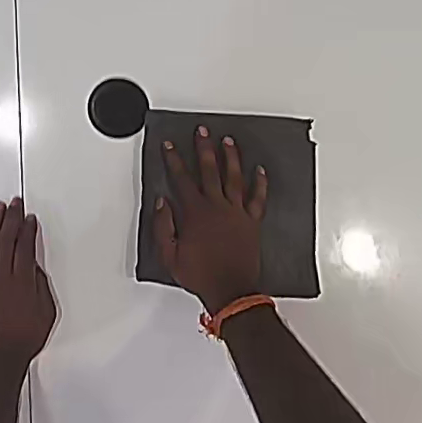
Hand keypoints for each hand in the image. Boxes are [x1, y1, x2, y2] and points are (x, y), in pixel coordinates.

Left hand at [0, 198, 56, 381]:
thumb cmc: (22, 340)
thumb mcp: (46, 312)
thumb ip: (41, 285)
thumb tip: (36, 270)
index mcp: (23, 279)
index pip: (26, 244)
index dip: (28, 228)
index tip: (30, 218)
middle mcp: (3, 275)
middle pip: (7, 237)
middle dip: (12, 217)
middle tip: (15, 203)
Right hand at [155, 125, 268, 312]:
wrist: (231, 291)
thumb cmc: (200, 274)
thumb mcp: (169, 254)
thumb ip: (163, 226)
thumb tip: (161, 203)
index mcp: (195, 212)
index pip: (181, 178)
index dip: (174, 159)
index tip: (170, 145)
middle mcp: (216, 207)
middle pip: (208, 169)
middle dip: (203, 147)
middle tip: (202, 131)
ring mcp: (236, 213)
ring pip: (233, 177)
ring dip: (230, 157)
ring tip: (227, 141)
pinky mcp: (251, 222)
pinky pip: (257, 198)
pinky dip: (260, 183)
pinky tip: (259, 170)